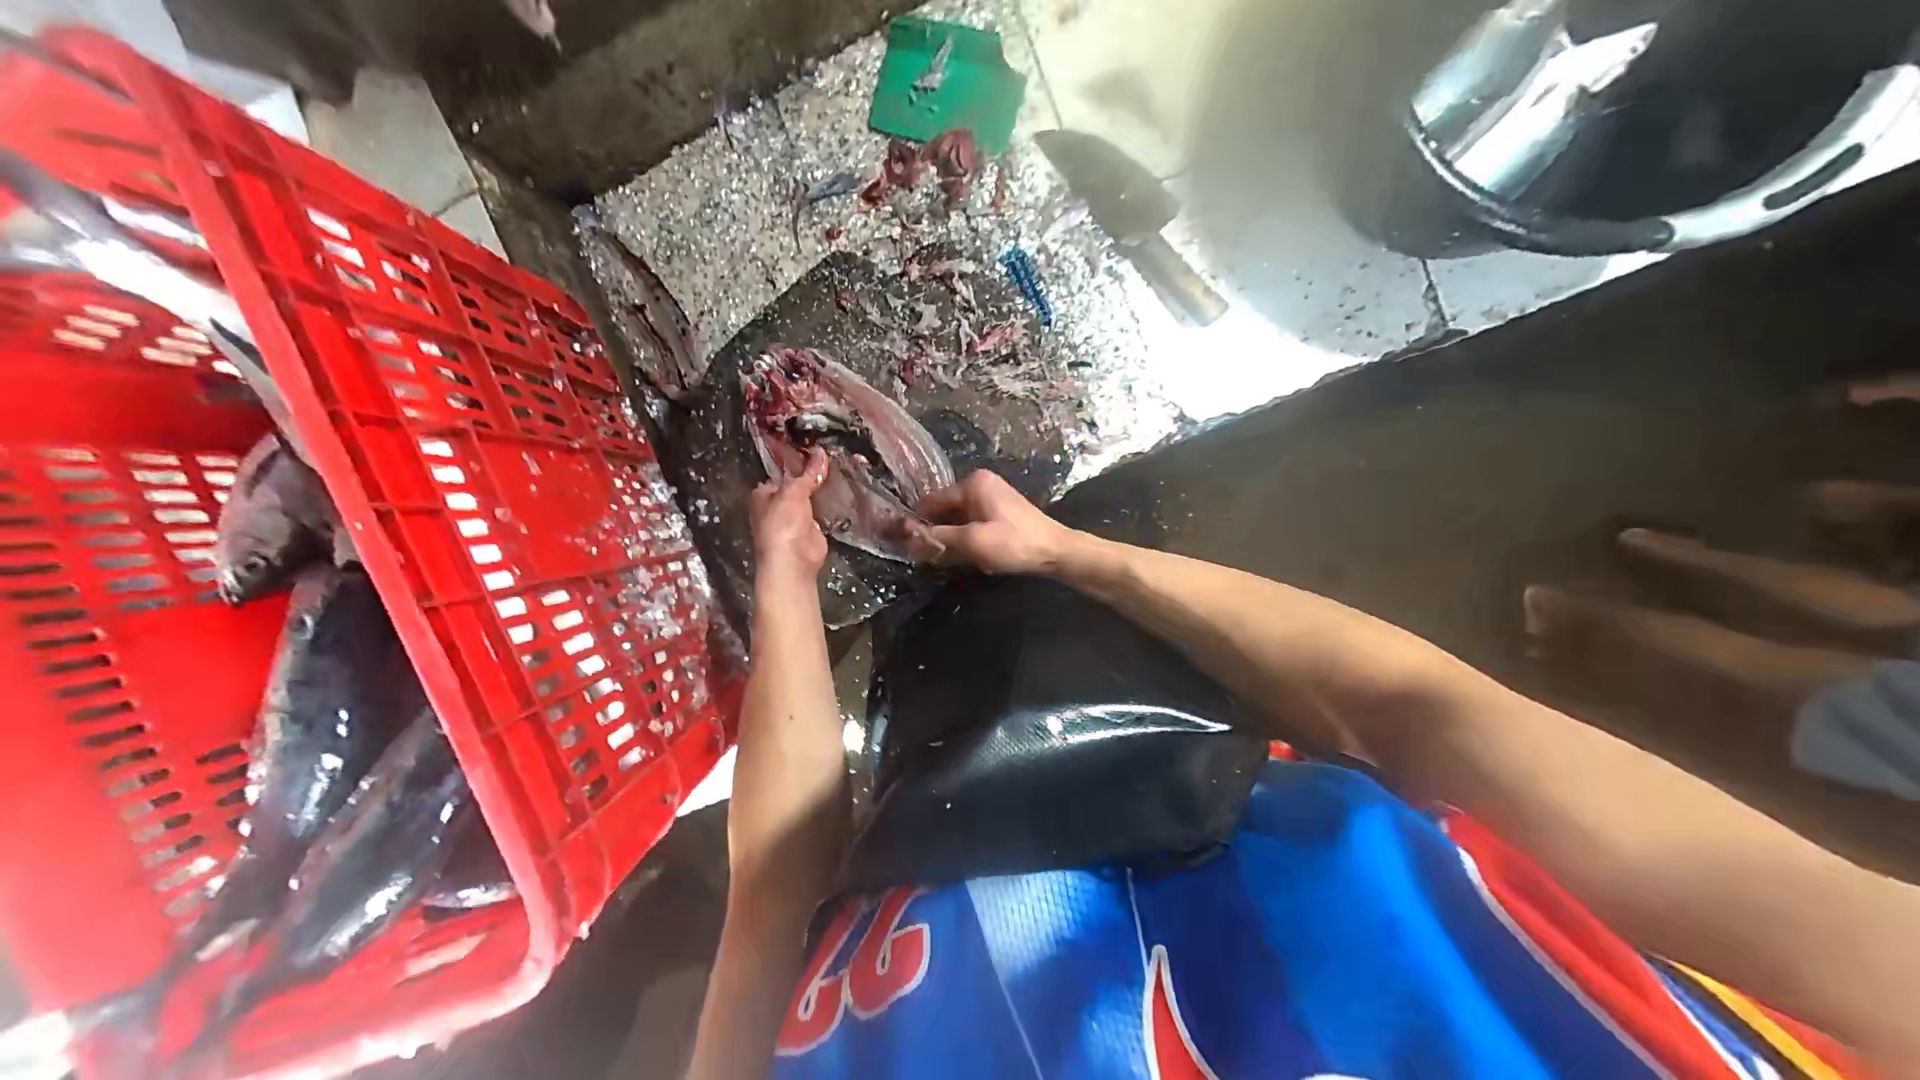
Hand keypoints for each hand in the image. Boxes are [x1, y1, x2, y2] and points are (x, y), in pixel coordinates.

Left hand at [750, 447, 828, 577]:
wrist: (793, 560)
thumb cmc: (783, 523)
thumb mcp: (794, 492)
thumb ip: (809, 473)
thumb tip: (821, 451)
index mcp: (763, 494)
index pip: (781, 471)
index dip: (796, 460)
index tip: (815, 448)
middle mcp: (776, 505)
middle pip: (796, 484)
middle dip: (812, 474)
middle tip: (832, 457)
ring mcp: (794, 518)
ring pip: (810, 497)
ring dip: (822, 489)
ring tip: (841, 469)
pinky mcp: (811, 529)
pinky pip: (821, 510)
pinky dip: (830, 504)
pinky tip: (842, 491)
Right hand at [916, 470, 1083, 574]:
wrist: (1056, 552)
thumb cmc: (1014, 543)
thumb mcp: (973, 542)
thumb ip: (938, 537)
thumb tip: (907, 537)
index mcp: (973, 483)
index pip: (931, 501)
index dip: (917, 523)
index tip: (906, 544)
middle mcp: (979, 484)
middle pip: (944, 509)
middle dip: (935, 532)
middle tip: (926, 556)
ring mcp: (990, 497)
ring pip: (956, 519)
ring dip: (950, 538)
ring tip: (946, 558)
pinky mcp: (998, 512)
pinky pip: (970, 523)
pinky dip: (964, 538)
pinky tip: (964, 555)